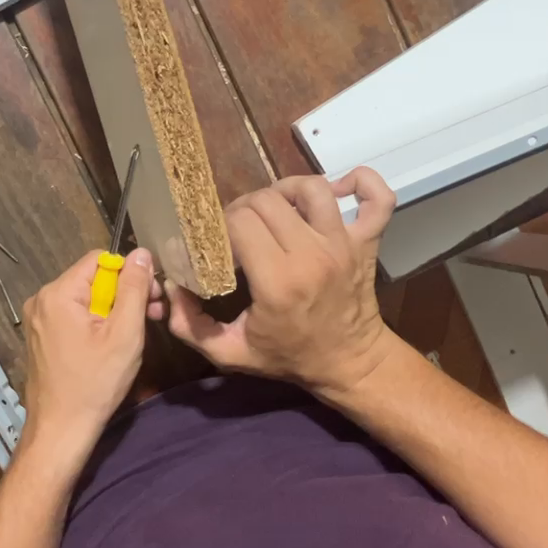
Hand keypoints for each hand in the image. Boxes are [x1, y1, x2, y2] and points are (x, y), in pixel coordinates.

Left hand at [19, 247, 158, 456]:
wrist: (61, 429)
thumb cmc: (95, 383)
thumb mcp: (124, 333)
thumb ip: (134, 289)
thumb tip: (142, 253)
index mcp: (57, 293)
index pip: (99, 260)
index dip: (130, 273)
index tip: (151, 297)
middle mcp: (41, 300)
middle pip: (91, 279)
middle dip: (123, 293)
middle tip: (151, 316)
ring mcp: (37, 320)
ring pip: (84, 299)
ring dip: (112, 310)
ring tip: (135, 334)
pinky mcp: (41, 337)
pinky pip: (72, 316)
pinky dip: (94, 324)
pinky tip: (111, 344)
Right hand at [167, 169, 403, 398]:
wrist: (350, 364)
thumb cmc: (289, 357)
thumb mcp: (230, 353)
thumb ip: (191, 326)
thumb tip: (170, 288)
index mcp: (278, 283)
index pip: (238, 223)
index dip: (219, 228)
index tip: (217, 247)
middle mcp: (312, 255)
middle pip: (266, 200)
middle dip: (241, 209)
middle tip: (236, 231)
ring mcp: (344, 244)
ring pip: (311, 187)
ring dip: (285, 190)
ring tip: (272, 209)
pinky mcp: (367, 241)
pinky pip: (377, 197)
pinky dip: (359, 182)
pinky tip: (336, 189)